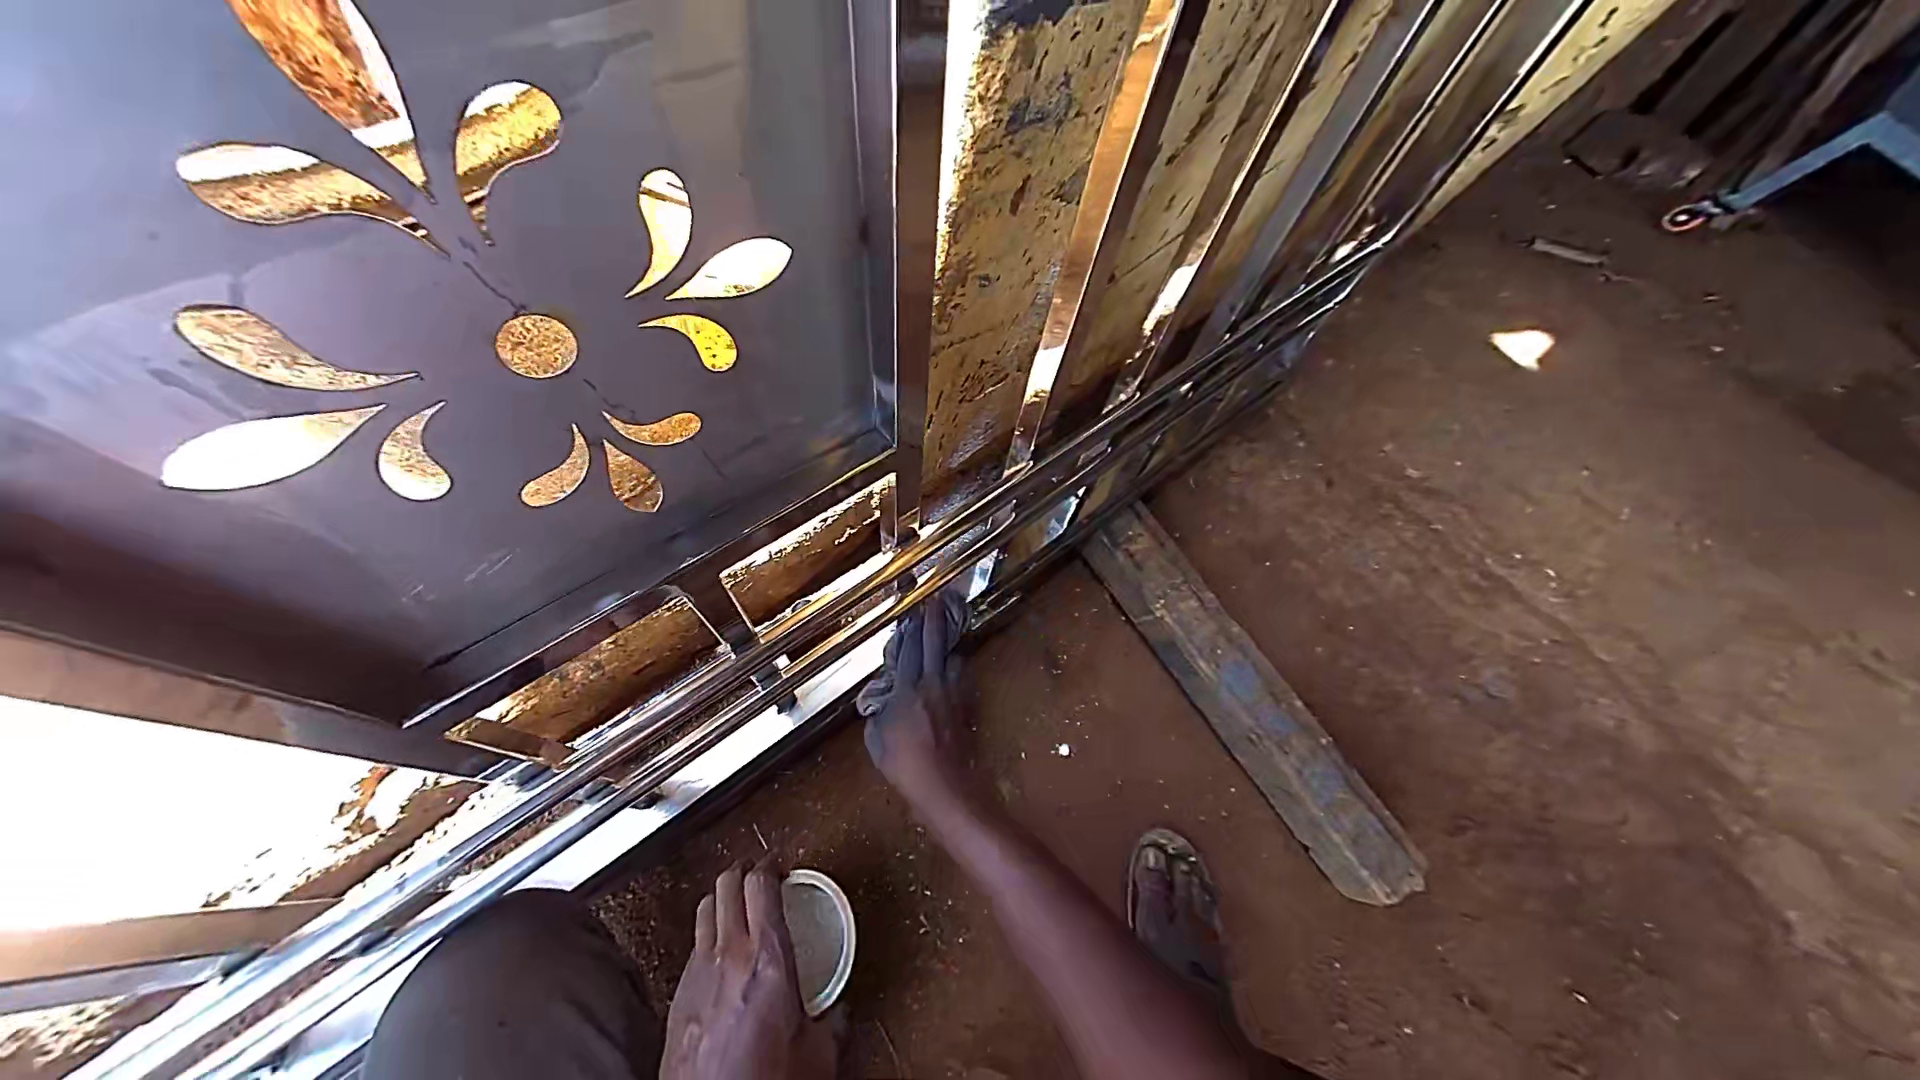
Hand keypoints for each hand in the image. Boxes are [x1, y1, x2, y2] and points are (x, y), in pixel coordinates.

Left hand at [662, 864, 832, 1079]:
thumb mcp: (816, 1054)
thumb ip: (830, 1020)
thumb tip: (839, 1011)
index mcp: (769, 959)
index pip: (761, 885)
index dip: (772, 865)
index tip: (782, 866)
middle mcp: (730, 956)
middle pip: (728, 884)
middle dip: (744, 869)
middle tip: (761, 874)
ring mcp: (698, 973)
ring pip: (705, 907)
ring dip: (723, 896)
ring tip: (739, 901)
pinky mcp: (678, 996)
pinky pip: (694, 944)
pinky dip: (708, 933)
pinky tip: (722, 950)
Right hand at [863, 587, 971, 809]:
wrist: (945, 787)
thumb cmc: (905, 766)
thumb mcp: (876, 741)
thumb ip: (877, 714)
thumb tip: (882, 701)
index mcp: (908, 689)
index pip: (909, 648)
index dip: (911, 626)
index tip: (915, 607)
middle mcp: (933, 684)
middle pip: (935, 643)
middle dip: (935, 620)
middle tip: (938, 600)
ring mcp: (953, 694)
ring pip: (952, 659)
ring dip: (946, 646)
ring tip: (942, 635)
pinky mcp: (965, 707)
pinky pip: (959, 678)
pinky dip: (953, 669)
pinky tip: (948, 671)